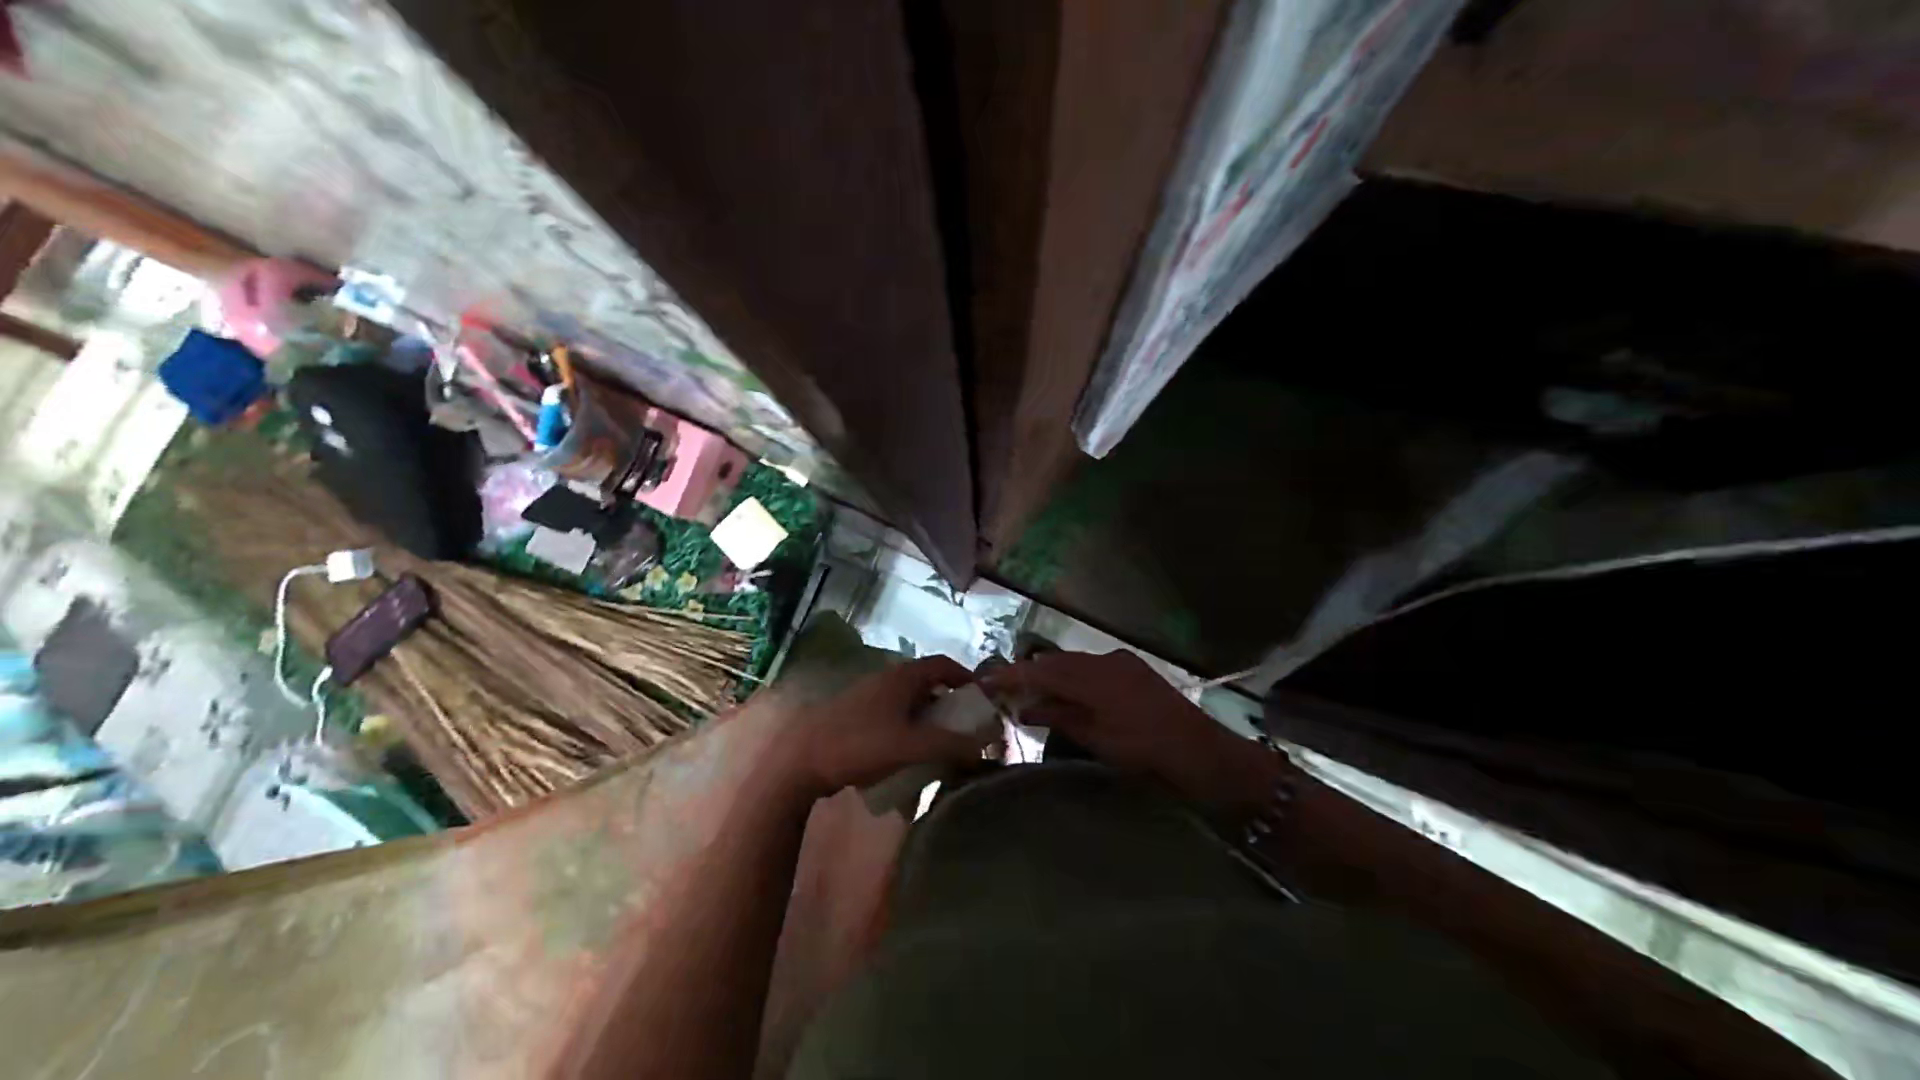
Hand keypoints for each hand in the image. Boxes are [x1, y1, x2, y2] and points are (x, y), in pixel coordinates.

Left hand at [775, 656, 991, 799]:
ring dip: (930, 721)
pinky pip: (894, 718)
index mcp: (902, 677)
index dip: (967, 678)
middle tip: (967, 730)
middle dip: (951, 706)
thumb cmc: (859, 745)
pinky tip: (911, 756)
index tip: (983, 701)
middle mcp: (887, 680)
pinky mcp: (857, 717)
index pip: (944, 664)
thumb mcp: (911, 746)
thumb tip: (984, 746)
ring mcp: (870, 697)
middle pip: (929, 685)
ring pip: (911, 704)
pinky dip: (910, 730)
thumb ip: (950, 745)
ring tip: (942, 747)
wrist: (801, 761)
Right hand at [987, 650, 1276, 816]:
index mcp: (1094, 676)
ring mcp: (1122, 663)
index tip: (986, 681)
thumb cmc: (1145, 752)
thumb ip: (1059, 717)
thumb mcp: (1097, 739)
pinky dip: (1074, 680)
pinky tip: (1065, 695)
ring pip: (1075, 664)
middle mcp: (1105, 660)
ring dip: (1052, 676)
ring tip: (1030, 693)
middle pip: (1057, 662)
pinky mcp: (1134, 671)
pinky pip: (1093, 669)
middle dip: (1029, 673)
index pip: (1042, 670)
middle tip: (1004, 688)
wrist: (1202, 753)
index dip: (1012, 675)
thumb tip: (1026, 708)